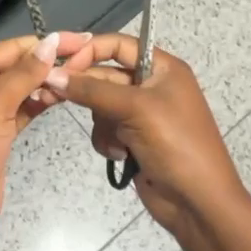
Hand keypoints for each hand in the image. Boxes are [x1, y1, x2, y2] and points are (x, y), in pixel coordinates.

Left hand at [0, 32, 96, 236]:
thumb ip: (26, 72)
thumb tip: (51, 40)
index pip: (14, 47)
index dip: (46, 43)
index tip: (82, 40)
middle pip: (20, 65)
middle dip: (50, 62)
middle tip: (88, 60)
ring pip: (25, 87)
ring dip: (49, 82)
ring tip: (81, 78)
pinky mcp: (2, 131)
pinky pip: (25, 107)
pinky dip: (42, 101)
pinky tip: (62, 97)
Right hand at [59, 35, 245, 232]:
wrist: (199, 204)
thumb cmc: (176, 145)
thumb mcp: (135, 109)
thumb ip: (92, 90)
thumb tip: (51, 75)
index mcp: (162, 68)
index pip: (118, 45)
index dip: (90, 51)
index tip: (62, 65)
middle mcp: (152, 86)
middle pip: (105, 75)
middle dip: (86, 91)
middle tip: (53, 94)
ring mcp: (142, 114)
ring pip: (100, 105)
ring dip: (102, 123)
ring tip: (115, 141)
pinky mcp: (134, 139)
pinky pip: (105, 128)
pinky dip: (107, 140)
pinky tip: (120, 155)